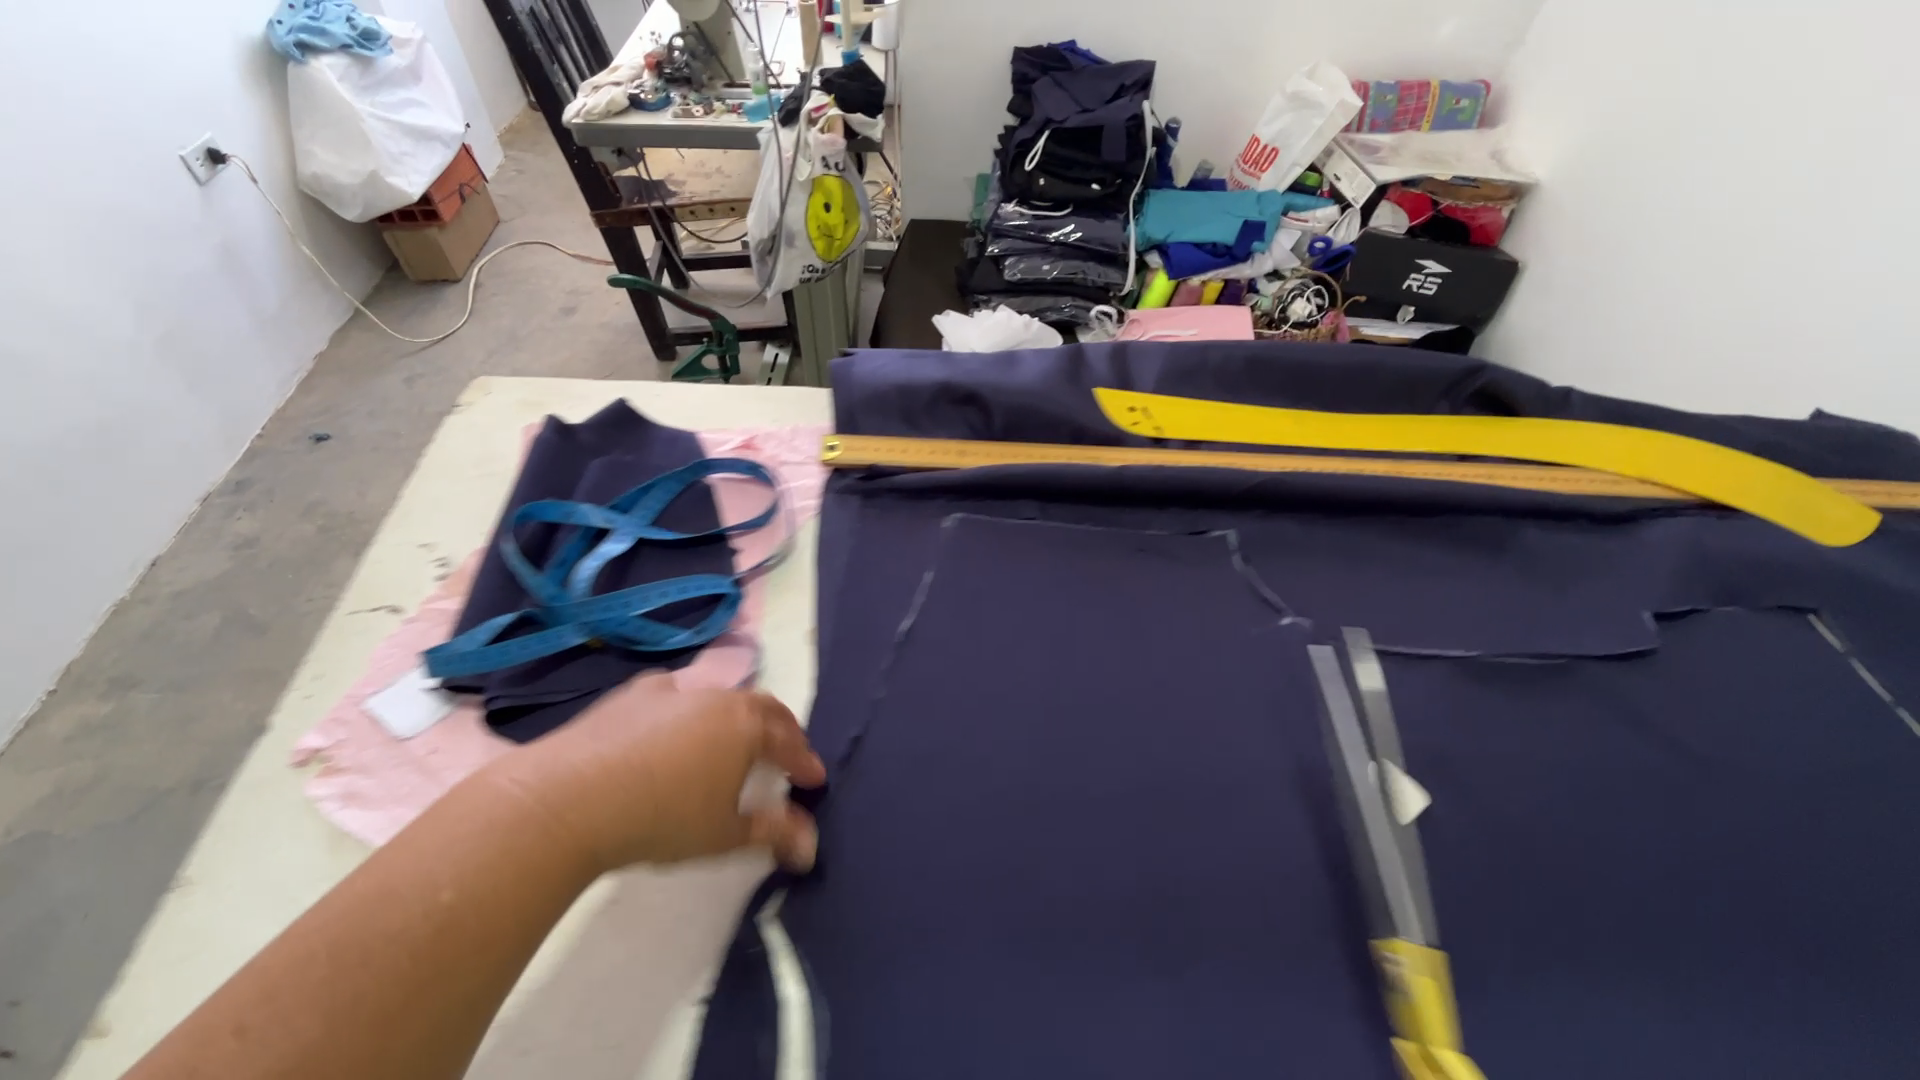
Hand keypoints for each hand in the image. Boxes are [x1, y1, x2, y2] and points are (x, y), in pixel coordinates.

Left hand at [479, 675, 825, 875]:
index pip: (789, 741)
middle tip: (785, 753)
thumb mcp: (724, 835)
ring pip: (717, 698)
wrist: (567, 798)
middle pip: (760, 708)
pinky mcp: (629, 696)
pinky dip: (687, 712)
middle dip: (779, 730)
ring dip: (734, 718)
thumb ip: (772, 833)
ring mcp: (670, 692)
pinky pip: (673, 698)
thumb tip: (809, 845)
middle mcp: (715, 698)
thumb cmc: (661, 818)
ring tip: (731, 741)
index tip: (814, 779)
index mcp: (746, 726)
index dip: (805, 761)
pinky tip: (673, 729)